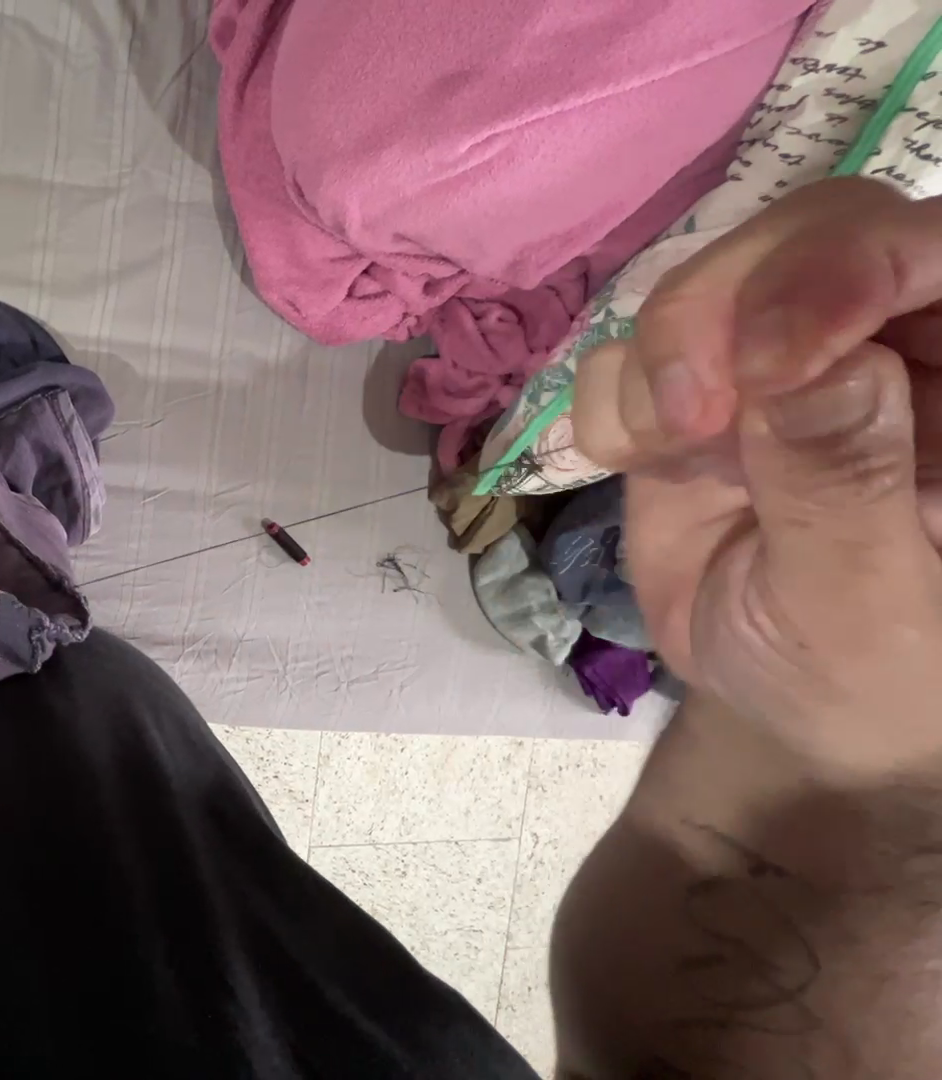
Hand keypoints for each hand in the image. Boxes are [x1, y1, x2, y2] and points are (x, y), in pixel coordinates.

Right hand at [575, 178, 941, 776]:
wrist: (782, 702)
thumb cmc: (869, 674)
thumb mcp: (865, 599)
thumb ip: (844, 483)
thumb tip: (808, 369)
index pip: (934, 253)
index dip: (845, 272)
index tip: (759, 370)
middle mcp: (890, 350)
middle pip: (803, 238)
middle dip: (715, 312)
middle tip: (686, 419)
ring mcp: (773, 372)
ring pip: (692, 289)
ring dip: (651, 373)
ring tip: (666, 457)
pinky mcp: (682, 405)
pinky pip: (616, 362)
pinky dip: (608, 412)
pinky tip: (643, 465)